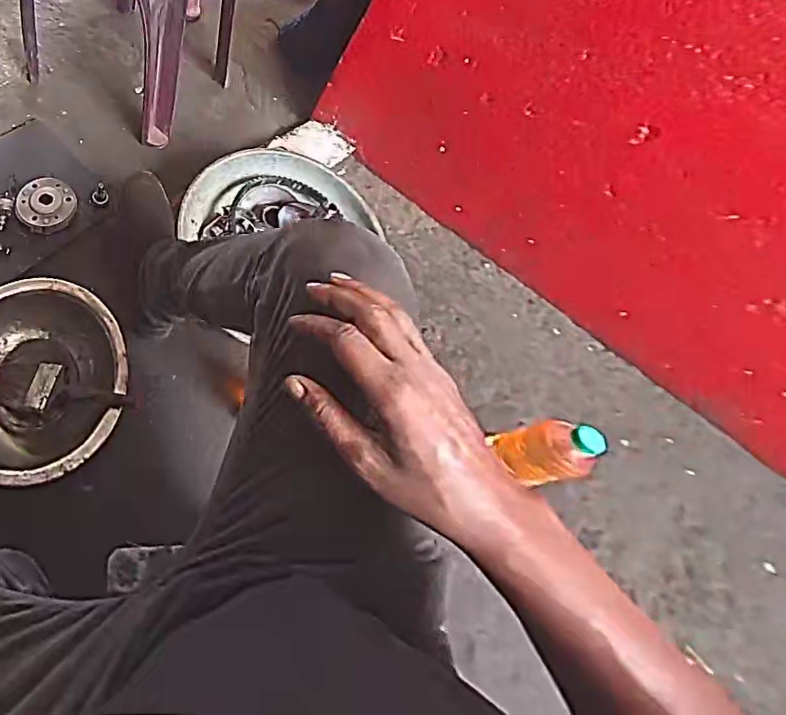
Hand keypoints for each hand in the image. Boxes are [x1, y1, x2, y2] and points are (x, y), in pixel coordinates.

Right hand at [287, 275, 543, 551]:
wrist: (488, 503)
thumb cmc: (433, 492)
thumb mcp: (368, 462)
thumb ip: (329, 418)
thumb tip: (298, 387)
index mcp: (394, 392)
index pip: (346, 338)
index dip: (316, 324)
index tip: (297, 323)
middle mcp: (416, 372)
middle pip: (373, 313)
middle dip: (339, 294)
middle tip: (314, 287)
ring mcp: (432, 370)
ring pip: (395, 313)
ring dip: (364, 293)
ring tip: (342, 283)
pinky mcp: (441, 375)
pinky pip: (409, 326)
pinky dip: (384, 307)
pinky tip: (376, 309)